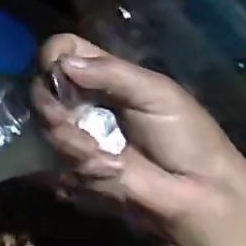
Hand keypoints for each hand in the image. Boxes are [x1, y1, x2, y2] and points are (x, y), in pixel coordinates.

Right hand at [31, 35, 245, 245]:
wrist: (202, 195)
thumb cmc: (188, 136)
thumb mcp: (156, 93)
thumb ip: (111, 72)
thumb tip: (62, 63)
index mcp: (104, 74)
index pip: (62, 50)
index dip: (53, 56)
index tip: (58, 69)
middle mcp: (84, 100)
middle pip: (43, 87)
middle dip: (52, 102)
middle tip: (71, 118)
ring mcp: (78, 135)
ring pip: (46, 125)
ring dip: (71, 140)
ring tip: (106, 156)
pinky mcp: (76, 169)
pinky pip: (57, 160)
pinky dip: (80, 164)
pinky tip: (108, 169)